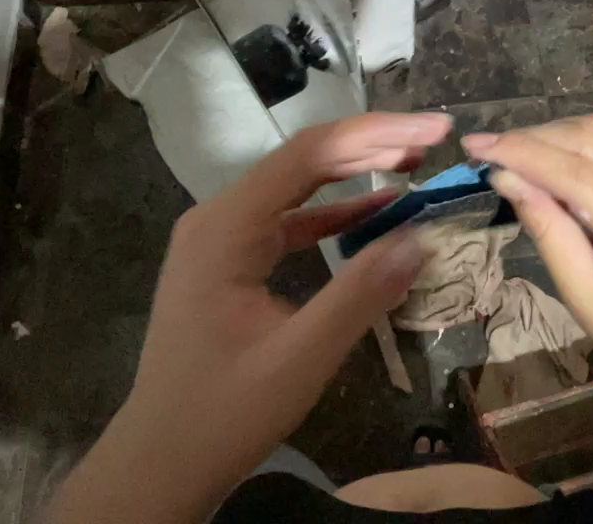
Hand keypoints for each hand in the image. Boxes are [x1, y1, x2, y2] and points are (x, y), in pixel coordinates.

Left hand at [51, 112, 450, 522]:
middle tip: (435, 135)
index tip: (434, 126)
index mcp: (227, 226)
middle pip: (306, 158)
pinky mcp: (235, 257)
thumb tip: (421, 236)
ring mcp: (225, 235)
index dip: (377, 133)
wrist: (157, 466)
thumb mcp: (300, 358)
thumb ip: (361, 293)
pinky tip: (378, 209)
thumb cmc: (222, 415)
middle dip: (374, 142)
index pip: (311, 153)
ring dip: (358, 169)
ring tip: (415, 157)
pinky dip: (337, 210)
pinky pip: (292, 217)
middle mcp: (222, 216)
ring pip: (301, 183)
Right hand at [467, 114, 592, 399]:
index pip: (587, 181)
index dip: (529, 156)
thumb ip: (549, 233)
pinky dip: (578, 139)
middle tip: (486, 147)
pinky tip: (551, 155)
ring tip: (513, 151)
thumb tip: (505, 176)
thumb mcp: (583, 299)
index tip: (479, 147)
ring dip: (553, 134)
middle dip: (534, 139)